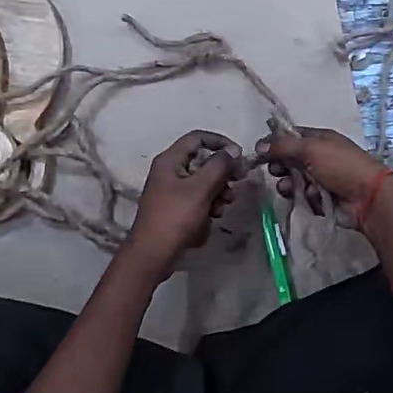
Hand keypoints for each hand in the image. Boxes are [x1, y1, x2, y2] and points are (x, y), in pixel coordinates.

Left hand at [124, 130, 244, 277]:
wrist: (152, 255)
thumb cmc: (175, 217)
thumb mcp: (201, 188)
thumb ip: (219, 166)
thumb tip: (233, 150)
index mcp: (170, 160)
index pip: (198, 138)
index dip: (220, 142)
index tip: (239, 156)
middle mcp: (169, 171)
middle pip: (202, 161)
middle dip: (222, 173)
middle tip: (237, 183)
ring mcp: (171, 191)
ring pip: (202, 182)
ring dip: (217, 192)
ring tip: (222, 206)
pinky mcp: (175, 208)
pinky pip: (197, 200)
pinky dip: (207, 206)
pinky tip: (210, 219)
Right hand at [256, 127, 392, 225]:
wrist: (367, 197)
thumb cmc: (340, 166)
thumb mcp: (310, 149)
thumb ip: (283, 146)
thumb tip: (259, 145)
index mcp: (319, 139)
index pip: (291, 136)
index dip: (274, 142)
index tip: (258, 152)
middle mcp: (319, 156)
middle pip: (289, 160)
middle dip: (280, 166)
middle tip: (276, 171)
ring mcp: (321, 178)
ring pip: (294, 180)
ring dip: (289, 184)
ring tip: (290, 188)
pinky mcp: (322, 198)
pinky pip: (304, 196)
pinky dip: (305, 197)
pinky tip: (312, 198)